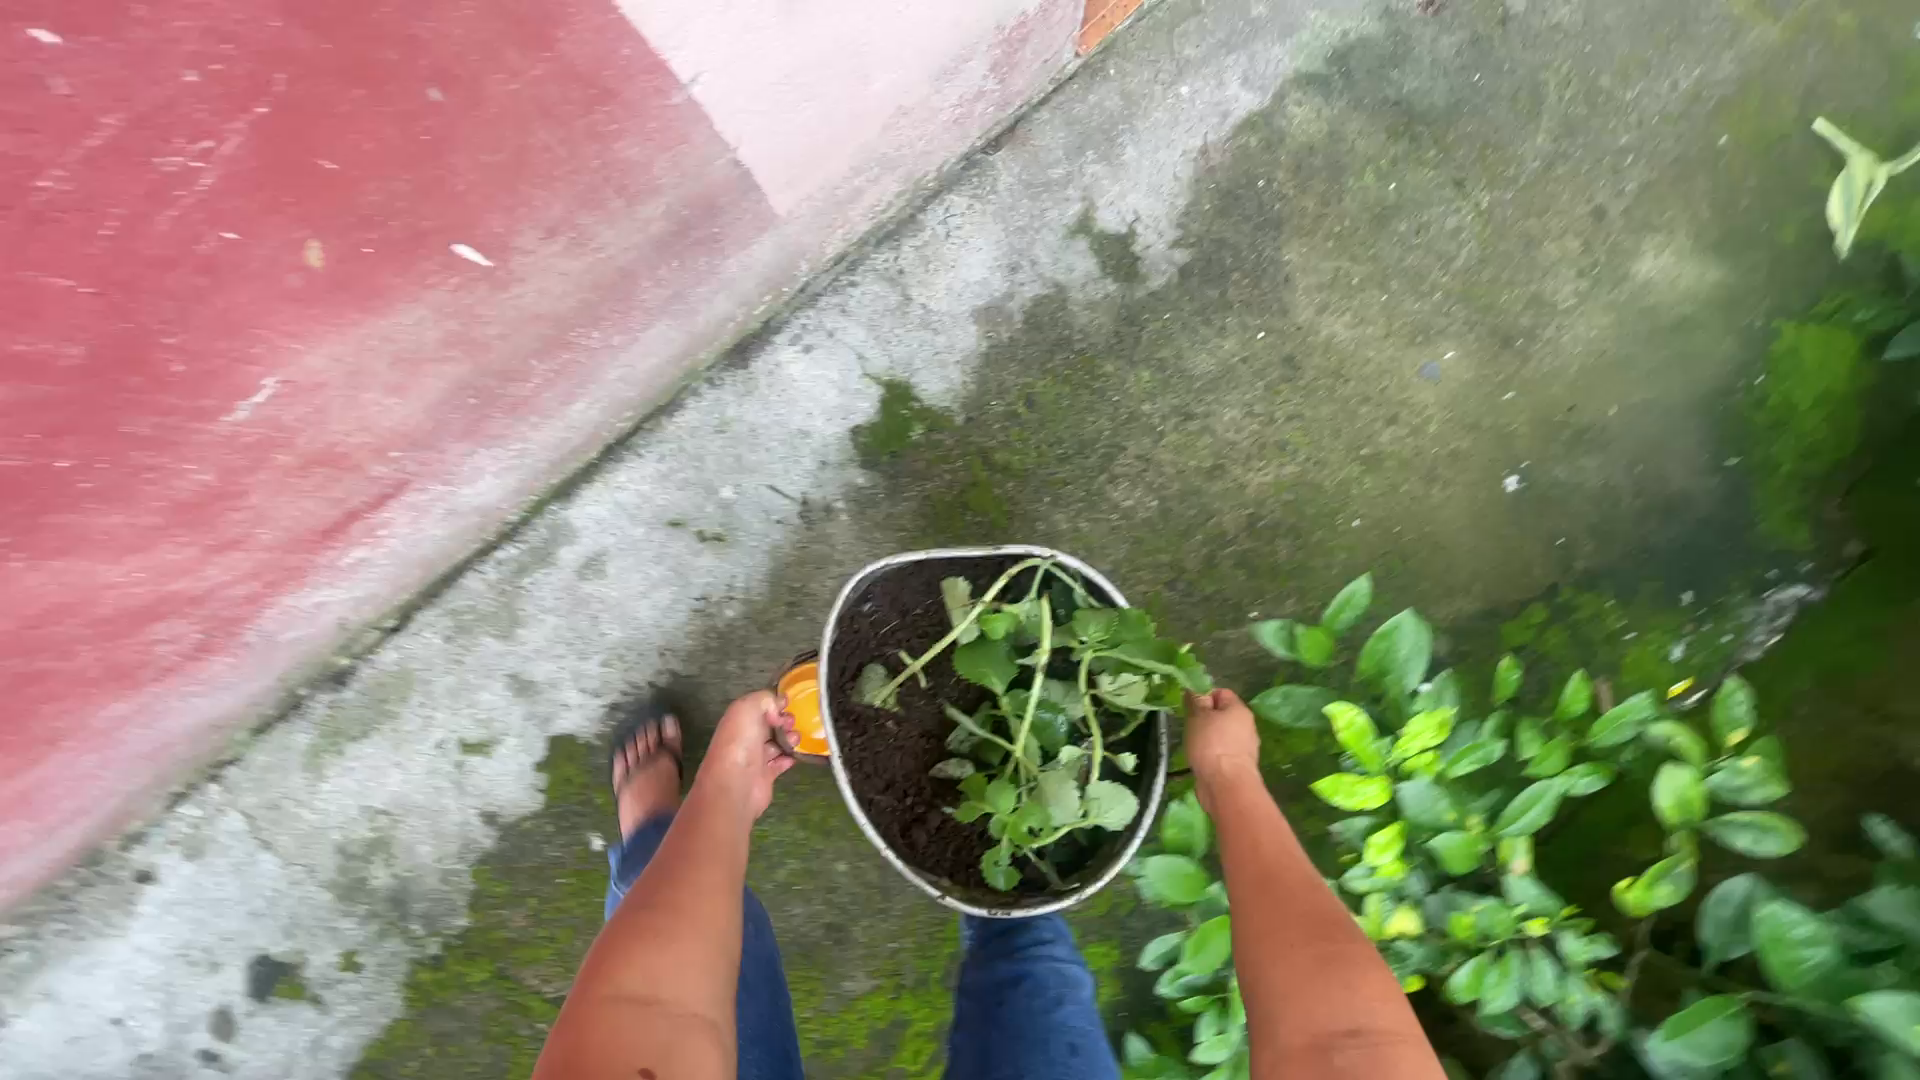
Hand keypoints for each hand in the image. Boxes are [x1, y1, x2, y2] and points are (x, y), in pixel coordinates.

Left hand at [694, 690, 796, 819]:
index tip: (786, 705)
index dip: (774, 704)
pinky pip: (781, 763)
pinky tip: (793, 756)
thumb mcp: (748, 708)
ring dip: (789, 739)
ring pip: (777, 743)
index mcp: (738, 721)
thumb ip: (765, 699)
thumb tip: (778, 708)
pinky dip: (789, 758)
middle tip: (790, 724)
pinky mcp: (765, 776)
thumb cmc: (741, 742)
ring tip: (793, 740)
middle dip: (784, 721)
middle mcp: (745, 738)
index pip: (759, 707)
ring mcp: (755, 758)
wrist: (736, 784)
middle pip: (770, 725)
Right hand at [1184, 689, 1260, 809]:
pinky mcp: (1238, 765)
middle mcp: (1246, 726)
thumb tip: (1195, 691)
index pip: (1221, 693)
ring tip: (1192, 744)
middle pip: (1222, 714)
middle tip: (1189, 725)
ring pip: (1221, 734)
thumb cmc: (1211, 744)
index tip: (1190, 707)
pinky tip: (1200, 759)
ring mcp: (1244, 747)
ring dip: (1206, 737)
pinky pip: (1222, 751)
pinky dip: (1211, 753)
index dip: (1204, 696)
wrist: (1226, 785)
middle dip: (1203, 718)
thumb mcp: (1198, 716)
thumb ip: (1196, 701)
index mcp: (1239, 710)